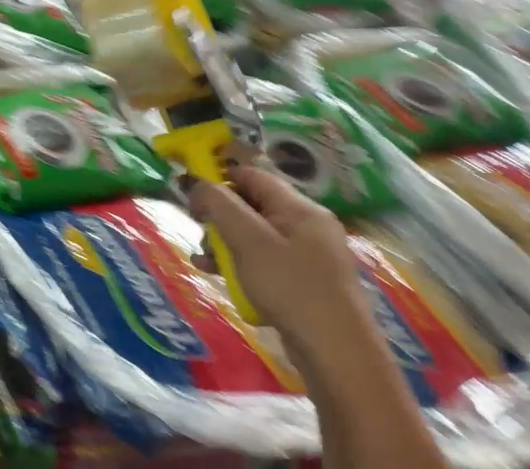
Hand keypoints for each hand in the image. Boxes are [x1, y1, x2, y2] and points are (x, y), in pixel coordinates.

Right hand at [186, 143, 372, 356]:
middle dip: (219, 218)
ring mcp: (310, 255)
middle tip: (202, 237)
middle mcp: (309, 226)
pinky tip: (223, 278)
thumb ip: (219, 204)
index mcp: (301, 209)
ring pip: (254, 235)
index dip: (218, 181)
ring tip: (207, 263)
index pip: (251, 176)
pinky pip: (266, 260)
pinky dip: (242, 264)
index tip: (192, 200)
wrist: (337, 353)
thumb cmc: (290, 287)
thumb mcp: (247, 240)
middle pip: (251, 206)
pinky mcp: (306, 280)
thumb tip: (196, 184)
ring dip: (225, 244)